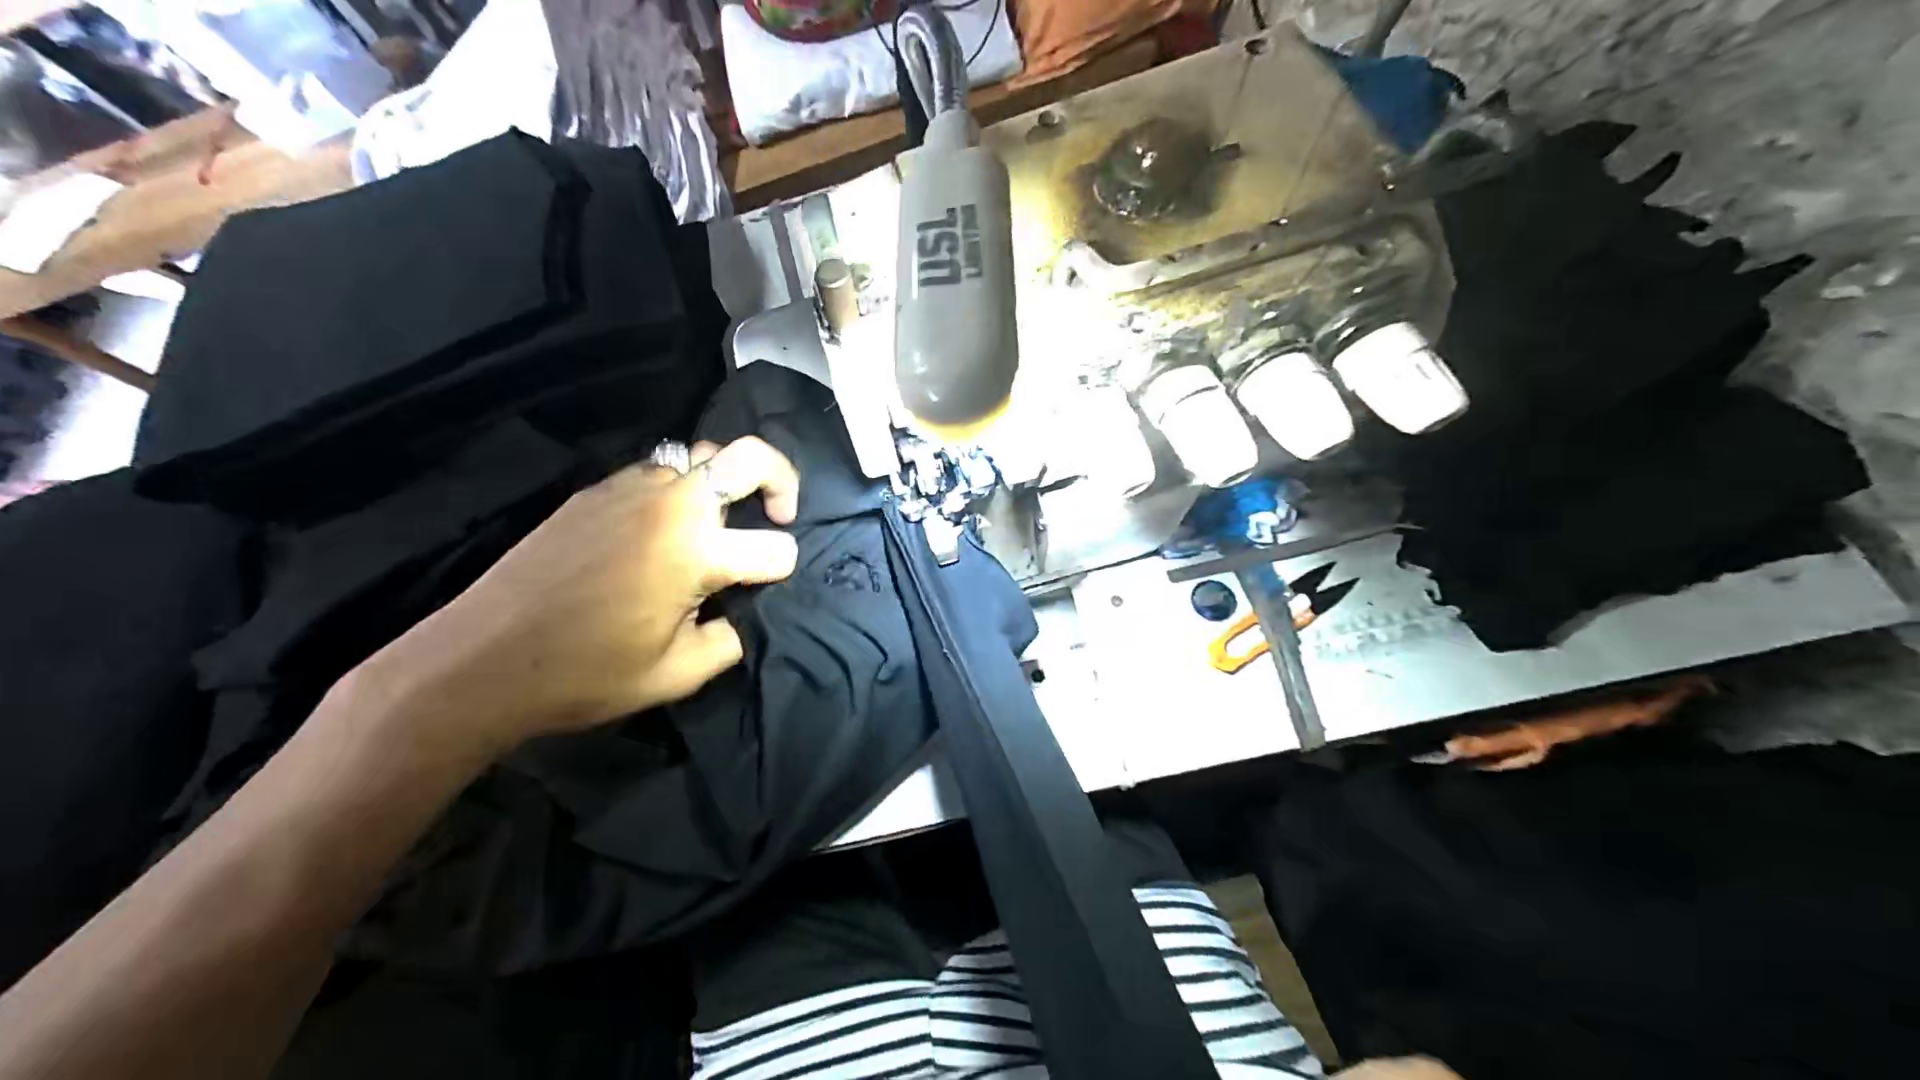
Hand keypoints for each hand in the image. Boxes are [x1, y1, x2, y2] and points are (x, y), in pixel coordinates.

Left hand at [347, 436, 800, 760]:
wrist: (481, 659)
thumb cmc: (586, 674)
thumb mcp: (678, 674)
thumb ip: (731, 637)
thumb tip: (742, 609)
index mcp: (696, 551)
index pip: (776, 547)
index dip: (782, 571)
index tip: (765, 590)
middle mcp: (670, 505)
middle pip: (749, 456)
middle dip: (780, 480)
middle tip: (778, 513)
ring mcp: (630, 489)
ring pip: (699, 456)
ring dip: (723, 484)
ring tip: (715, 525)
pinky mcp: (595, 491)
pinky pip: (656, 471)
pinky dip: (677, 490)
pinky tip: (660, 531)